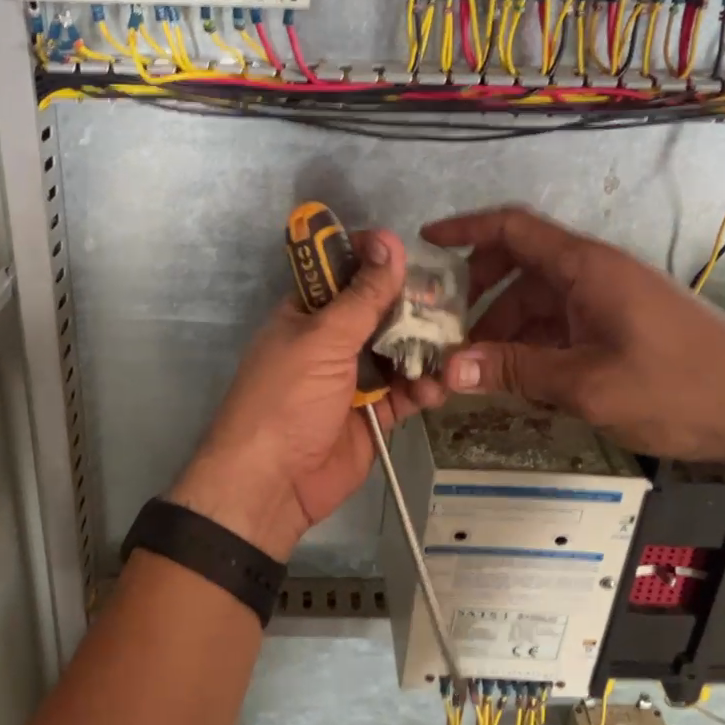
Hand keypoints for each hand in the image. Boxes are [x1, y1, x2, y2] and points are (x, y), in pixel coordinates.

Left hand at [170, 230, 426, 560]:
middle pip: (379, 311)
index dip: (374, 259)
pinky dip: (424, 387)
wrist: (272, 483)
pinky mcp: (374, 414)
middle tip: (450, 299)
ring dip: (425, 347)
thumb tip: (387, 241)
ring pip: (398, 351)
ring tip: (453, 343)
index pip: (343, 273)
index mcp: (307, 314)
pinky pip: (406, 391)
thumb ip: (362, 296)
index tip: (411, 251)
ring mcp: (353, 378)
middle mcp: (331, 341)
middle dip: (412, 305)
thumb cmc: (287, 398)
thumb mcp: (323, 340)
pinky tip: (440, 385)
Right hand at [408, 207, 724, 468]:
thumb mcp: (589, 386)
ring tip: (475, 370)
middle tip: (444, 329)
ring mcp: (608, 302)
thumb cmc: (681, 390)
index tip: (424, 243)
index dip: (466, 229)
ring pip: (536, 302)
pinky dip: (532, 347)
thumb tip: (449, 369)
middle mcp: (594, 275)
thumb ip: (517, 372)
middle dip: (476, 294)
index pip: (513, 228)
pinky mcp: (620, 329)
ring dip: (503, 330)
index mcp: (587, 268)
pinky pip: (559, 327)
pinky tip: (519, 382)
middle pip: (518, 266)